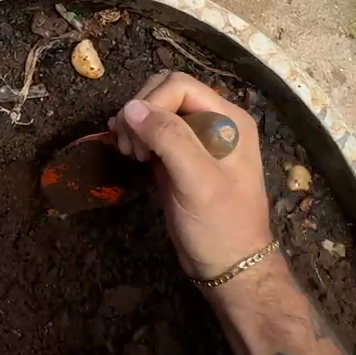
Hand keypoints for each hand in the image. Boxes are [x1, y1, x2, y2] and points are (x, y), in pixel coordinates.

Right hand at [108, 71, 272, 285]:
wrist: (229, 269)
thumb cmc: (221, 226)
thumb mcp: (198, 182)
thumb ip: (169, 138)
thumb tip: (130, 107)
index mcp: (228, 119)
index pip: (180, 86)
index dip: (152, 102)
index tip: (136, 136)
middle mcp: (214, 120)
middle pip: (165, 90)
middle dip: (141, 111)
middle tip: (130, 147)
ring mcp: (196, 137)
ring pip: (155, 107)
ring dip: (135, 123)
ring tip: (129, 153)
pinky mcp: (180, 153)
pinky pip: (152, 128)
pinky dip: (135, 133)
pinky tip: (126, 150)